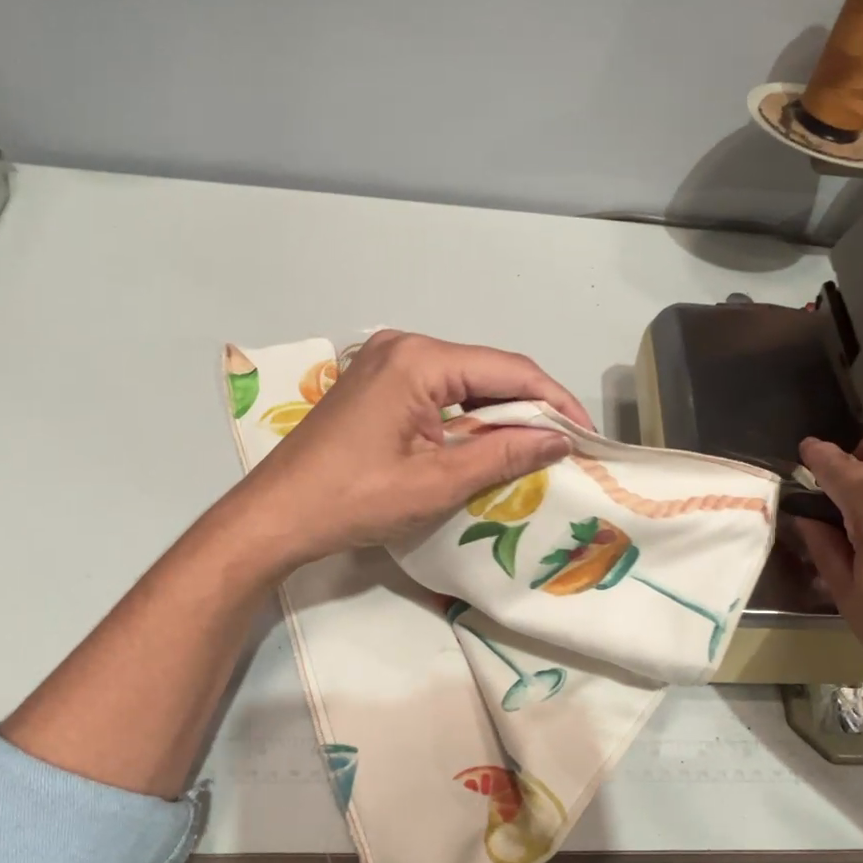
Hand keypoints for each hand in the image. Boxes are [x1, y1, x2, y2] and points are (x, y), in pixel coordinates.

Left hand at [208, 331, 592, 572]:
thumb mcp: (437, 482)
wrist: (276, 516)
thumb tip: (560, 439)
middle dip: (531, 407)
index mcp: (419, 360)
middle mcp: (405, 346)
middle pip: (489, 370)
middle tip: (566, 446)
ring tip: (537, 450)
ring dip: (502, 414)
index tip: (586, 435)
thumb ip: (503, 453)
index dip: (555, 401)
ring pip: (467, 382)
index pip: (510, 369)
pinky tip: (490, 444)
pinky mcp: (379, 384)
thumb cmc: (354, 500)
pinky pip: (441, 392)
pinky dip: (470, 417)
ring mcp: (387, 362)